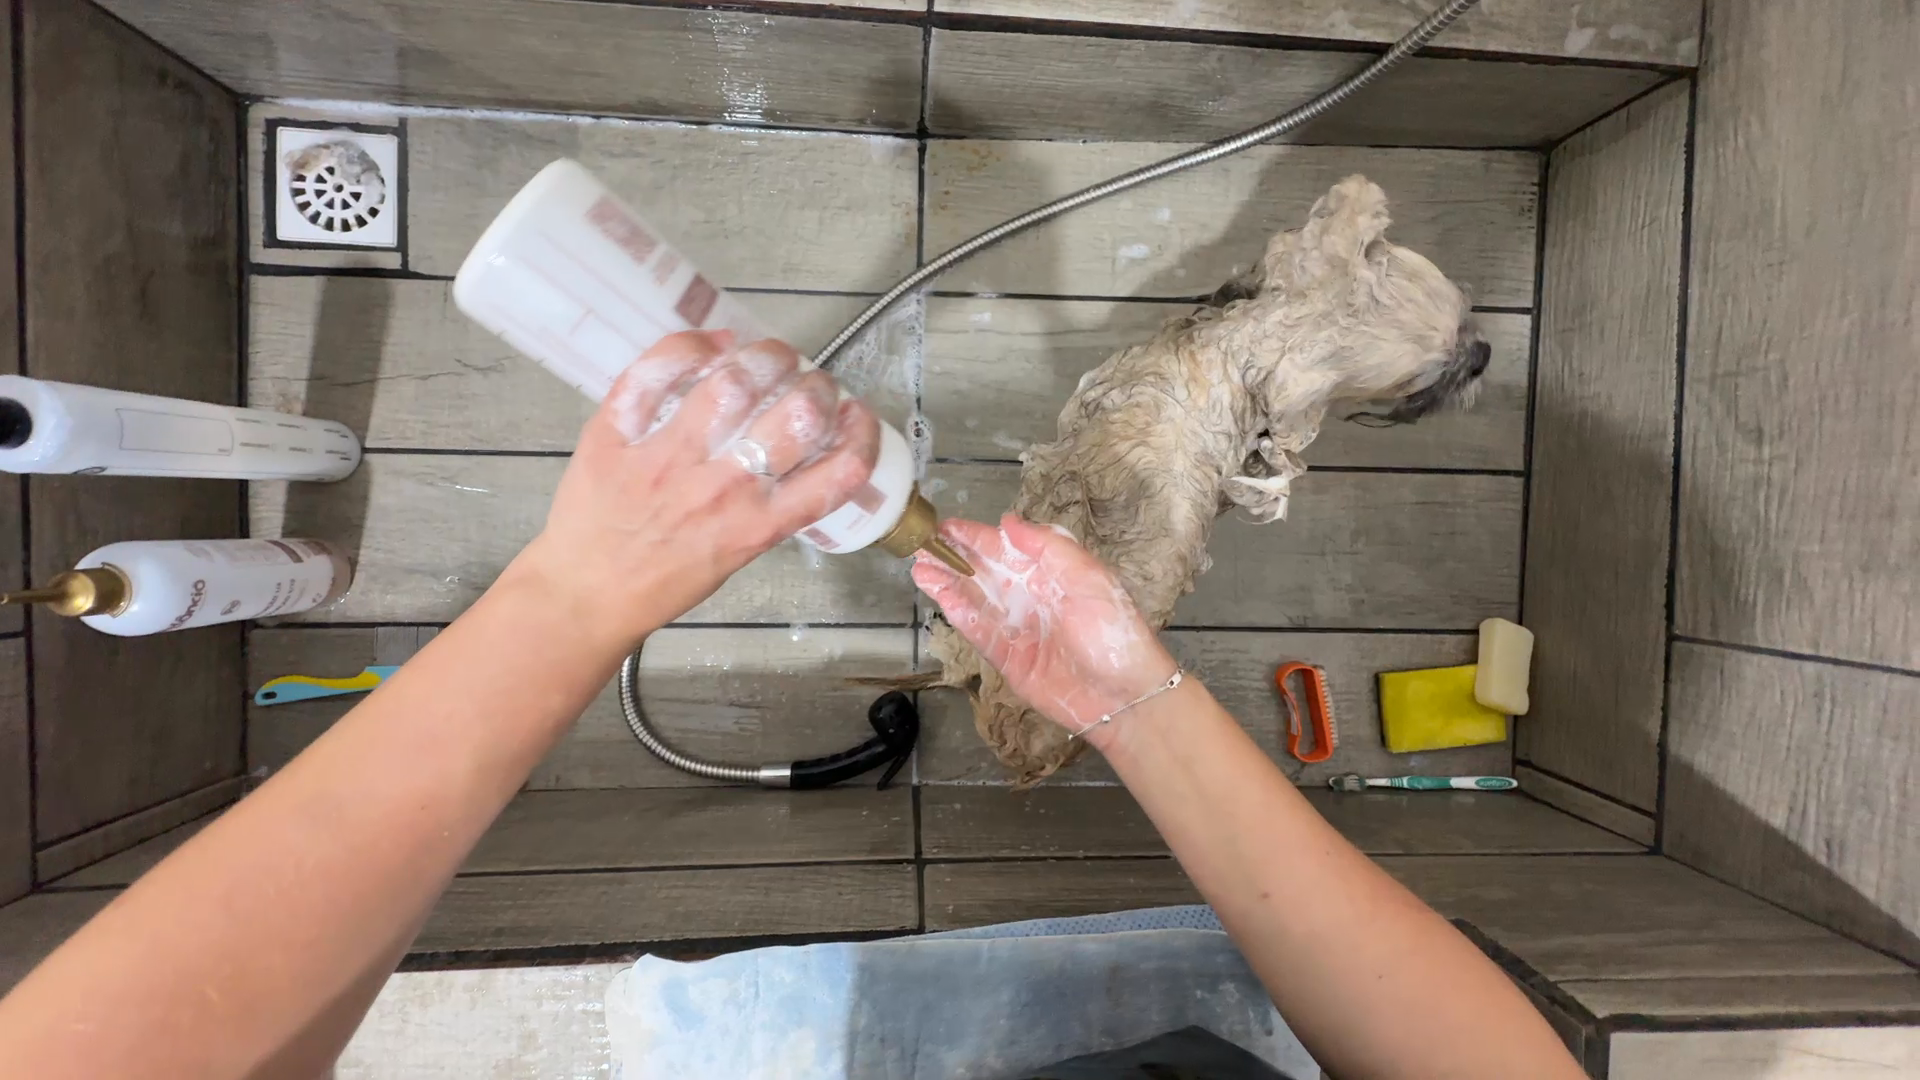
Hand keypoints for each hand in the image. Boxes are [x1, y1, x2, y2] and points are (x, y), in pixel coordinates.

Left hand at [516, 331, 879, 646]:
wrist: (587, 595)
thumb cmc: (668, 582)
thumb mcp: (741, 556)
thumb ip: (772, 508)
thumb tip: (798, 449)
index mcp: (760, 525)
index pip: (839, 473)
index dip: (863, 433)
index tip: (858, 415)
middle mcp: (723, 489)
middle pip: (796, 416)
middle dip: (818, 385)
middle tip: (810, 381)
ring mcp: (667, 459)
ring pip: (733, 384)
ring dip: (766, 356)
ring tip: (771, 355)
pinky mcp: (617, 436)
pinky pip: (654, 374)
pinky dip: (689, 346)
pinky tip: (711, 343)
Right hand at [912, 514, 1177, 741]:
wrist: (1124, 697)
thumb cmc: (1113, 632)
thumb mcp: (1089, 578)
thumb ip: (1049, 547)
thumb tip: (1008, 521)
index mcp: (1050, 572)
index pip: (1005, 548)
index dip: (975, 537)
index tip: (946, 526)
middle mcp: (1029, 595)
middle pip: (984, 571)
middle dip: (953, 558)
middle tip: (921, 545)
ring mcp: (1016, 626)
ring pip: (974, 599)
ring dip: (947, 583)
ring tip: (919, 568)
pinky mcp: (1006, 657)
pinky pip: (978, 630)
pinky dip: (958, 613)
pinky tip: (938, 595)